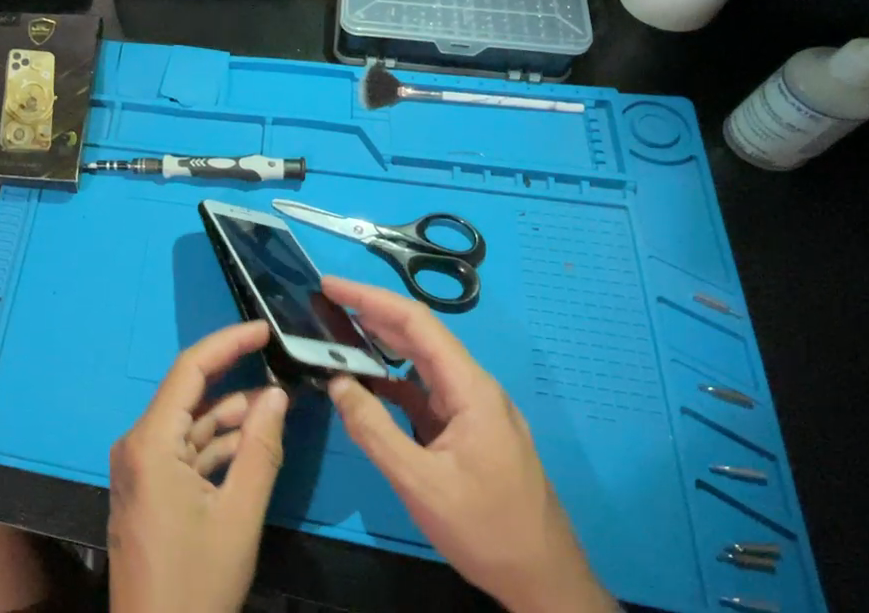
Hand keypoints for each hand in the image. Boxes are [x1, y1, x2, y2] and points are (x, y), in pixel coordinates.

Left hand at [109, 320, 289, 612]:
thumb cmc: (197, 580)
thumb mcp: (239, 514)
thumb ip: (259, 450)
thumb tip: (276, 395)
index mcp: (150, 442)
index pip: (188, 371)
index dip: (227, 343)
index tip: (263, 329)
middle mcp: (137, 444)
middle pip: (188, 395)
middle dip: (234, 378)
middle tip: (279, 362)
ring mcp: (141, 467)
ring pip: (189, 425)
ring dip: (230, 415)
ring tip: (278, 402)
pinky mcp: (149, 488)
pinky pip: (184, 451)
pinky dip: (217, 444)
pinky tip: (253, 439)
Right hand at [322, 277, 617, 612]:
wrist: (545, 583)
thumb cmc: (486, 530)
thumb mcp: (420, 482)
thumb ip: (373, 428)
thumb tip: (336, 381)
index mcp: (471, 390)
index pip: (417, 324)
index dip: (370, 298)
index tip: (329, 285)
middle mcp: (475, 389)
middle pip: (420, 336)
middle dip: (371, 313)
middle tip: (323, 302)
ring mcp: (474, 411)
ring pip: (422, 363)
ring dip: (381, 344)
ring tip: (335, 332)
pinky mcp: (468, 432)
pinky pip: (426, 393)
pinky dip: (392, 381)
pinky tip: (364, 382)